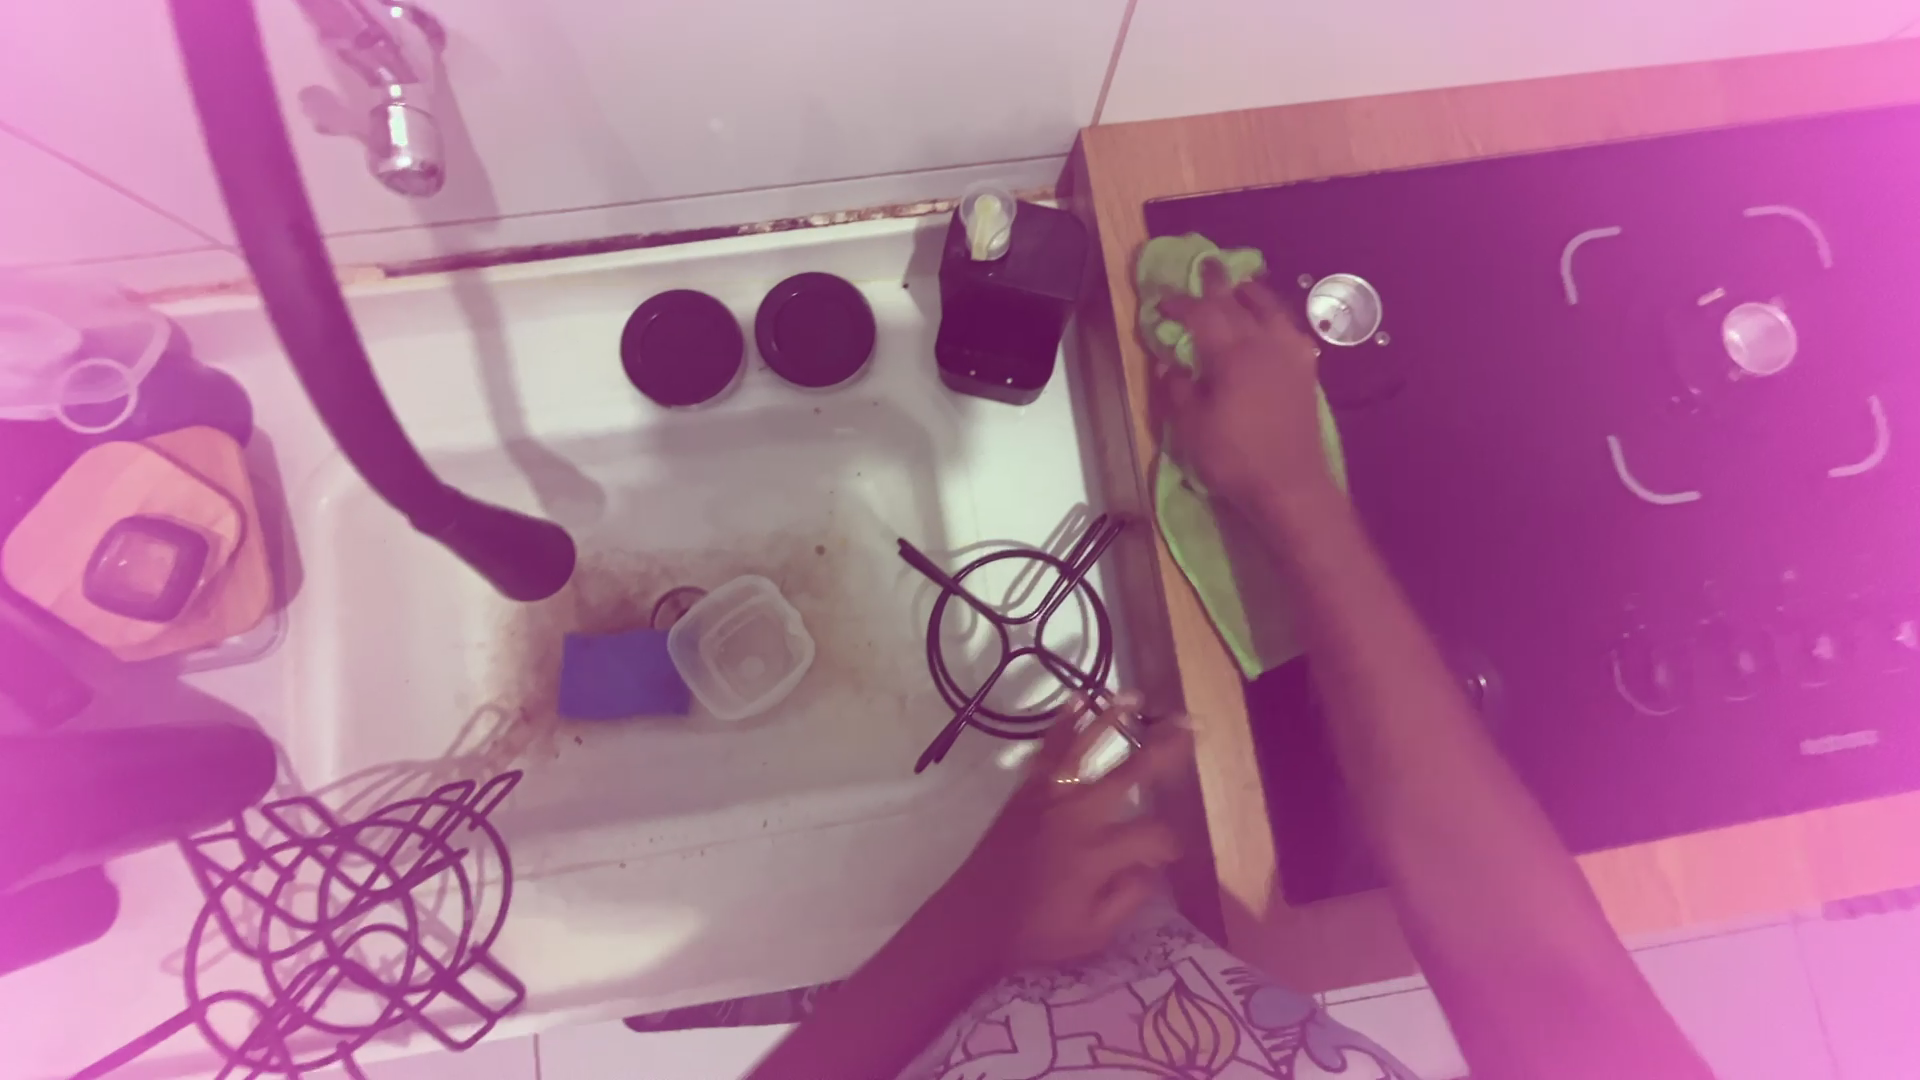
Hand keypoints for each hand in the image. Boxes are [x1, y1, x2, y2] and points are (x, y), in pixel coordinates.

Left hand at [936, 694, 1191, 974]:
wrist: (975, 915)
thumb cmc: (1037, 931)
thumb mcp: (1093, 933)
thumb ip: (1130, 897)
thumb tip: (1153, 866)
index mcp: (1098, 853)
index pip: (1154, 834)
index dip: (1172, 842)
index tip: (1172, 854)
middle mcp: (1077, 813)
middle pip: (1131, 772)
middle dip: (1166, 748)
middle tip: (1191, 724)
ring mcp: (1050, 795)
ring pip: (1087, 746)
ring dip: (1113, 719)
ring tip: (1135, 696)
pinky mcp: (1028, 788)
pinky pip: (1049, 747)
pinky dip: (1064, 722)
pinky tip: (1078, 699)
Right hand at [1156, 261, 1333, 510]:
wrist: (1288, 484)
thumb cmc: (1232, 457)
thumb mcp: (1190, 426)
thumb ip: (1177, 390)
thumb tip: (1170, 365)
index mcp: (1232, 353)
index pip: (1202, 314)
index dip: (1180, 304)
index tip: (1160, 303)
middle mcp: (1265, 343)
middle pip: (1239, 302)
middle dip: (1218, 285)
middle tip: (1207, 265)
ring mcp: (1291, 355)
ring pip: (1271, 310)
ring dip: (1252, 294)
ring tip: (1241, 287)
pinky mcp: (1305, 372)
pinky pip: (1290, 329)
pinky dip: (1274, 317)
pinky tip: (1270, 324)